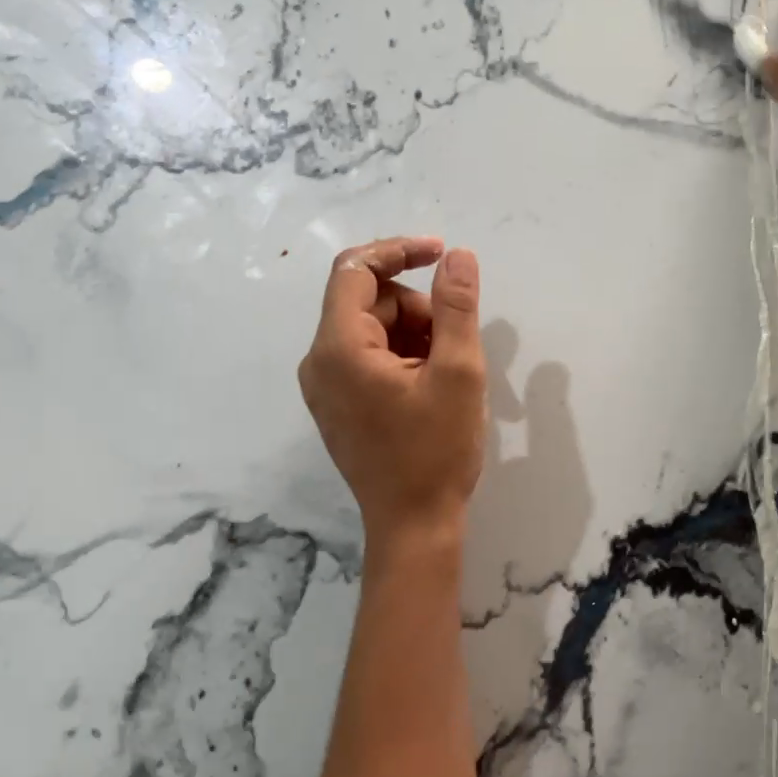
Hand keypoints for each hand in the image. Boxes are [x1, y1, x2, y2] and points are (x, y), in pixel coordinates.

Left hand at [299, 237, 486, 539]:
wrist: (413, 524)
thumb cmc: (437, 450)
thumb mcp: (459, 373)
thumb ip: (456, 308)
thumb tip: (457, 256)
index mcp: (339, 348)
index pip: (356, 270)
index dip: (400, 252)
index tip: (443, 255)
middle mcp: (319, 361)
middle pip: (367, 302)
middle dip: (417, 309)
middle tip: (458, 346)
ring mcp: (324, 387)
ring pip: (371, 331)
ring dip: (415, 335)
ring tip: (448, 375)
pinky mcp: (336, 406)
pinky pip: (367, 359)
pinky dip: (403, 357)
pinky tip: (431, 388)